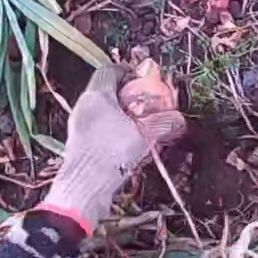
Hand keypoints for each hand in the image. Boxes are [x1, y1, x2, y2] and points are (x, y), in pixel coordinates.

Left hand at [40, 64, 184, 230]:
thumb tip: (179, 119)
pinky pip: (97, 130)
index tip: (140, 78)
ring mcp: (78, 126)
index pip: (109, 71)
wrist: (85, 186)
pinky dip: (111, 132)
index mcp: (96, 95)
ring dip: (119, 116)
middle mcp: (83, 107)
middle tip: (144, 105)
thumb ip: (163, 123)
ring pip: (101, 113)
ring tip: (138, 127)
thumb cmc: (111, 153)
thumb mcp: (144, 134)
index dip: (126, 72)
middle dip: (125, 97)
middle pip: (105, 92)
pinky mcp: (78, 145)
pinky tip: (125, 145)